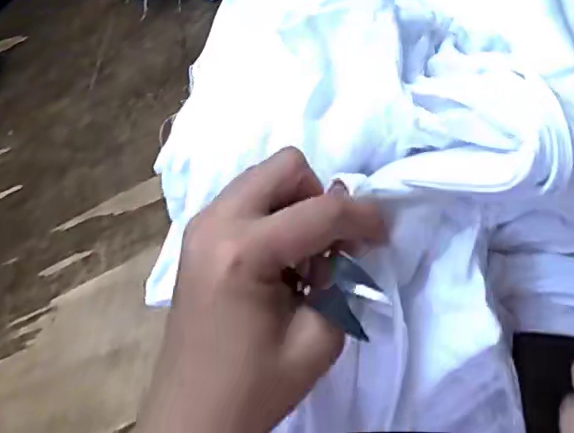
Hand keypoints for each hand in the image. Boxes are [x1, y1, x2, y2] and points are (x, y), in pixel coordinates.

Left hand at [138, 148, 387, 432]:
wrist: (190, 419)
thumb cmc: (253, 388)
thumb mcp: (318, 341)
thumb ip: (342, 278)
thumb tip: (345, 232)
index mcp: (244, 252)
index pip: (320, 210)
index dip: (361, 216)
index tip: (384, 231)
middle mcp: (217, 220)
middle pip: (288, 166)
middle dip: (319, 198)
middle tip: (328, 247)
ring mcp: (202, 220)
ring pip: (267, 174)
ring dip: (296, 204)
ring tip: (300, 259)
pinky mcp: (198, 228)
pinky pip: (248, 194)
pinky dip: (273, 213)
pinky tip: (276, 261)